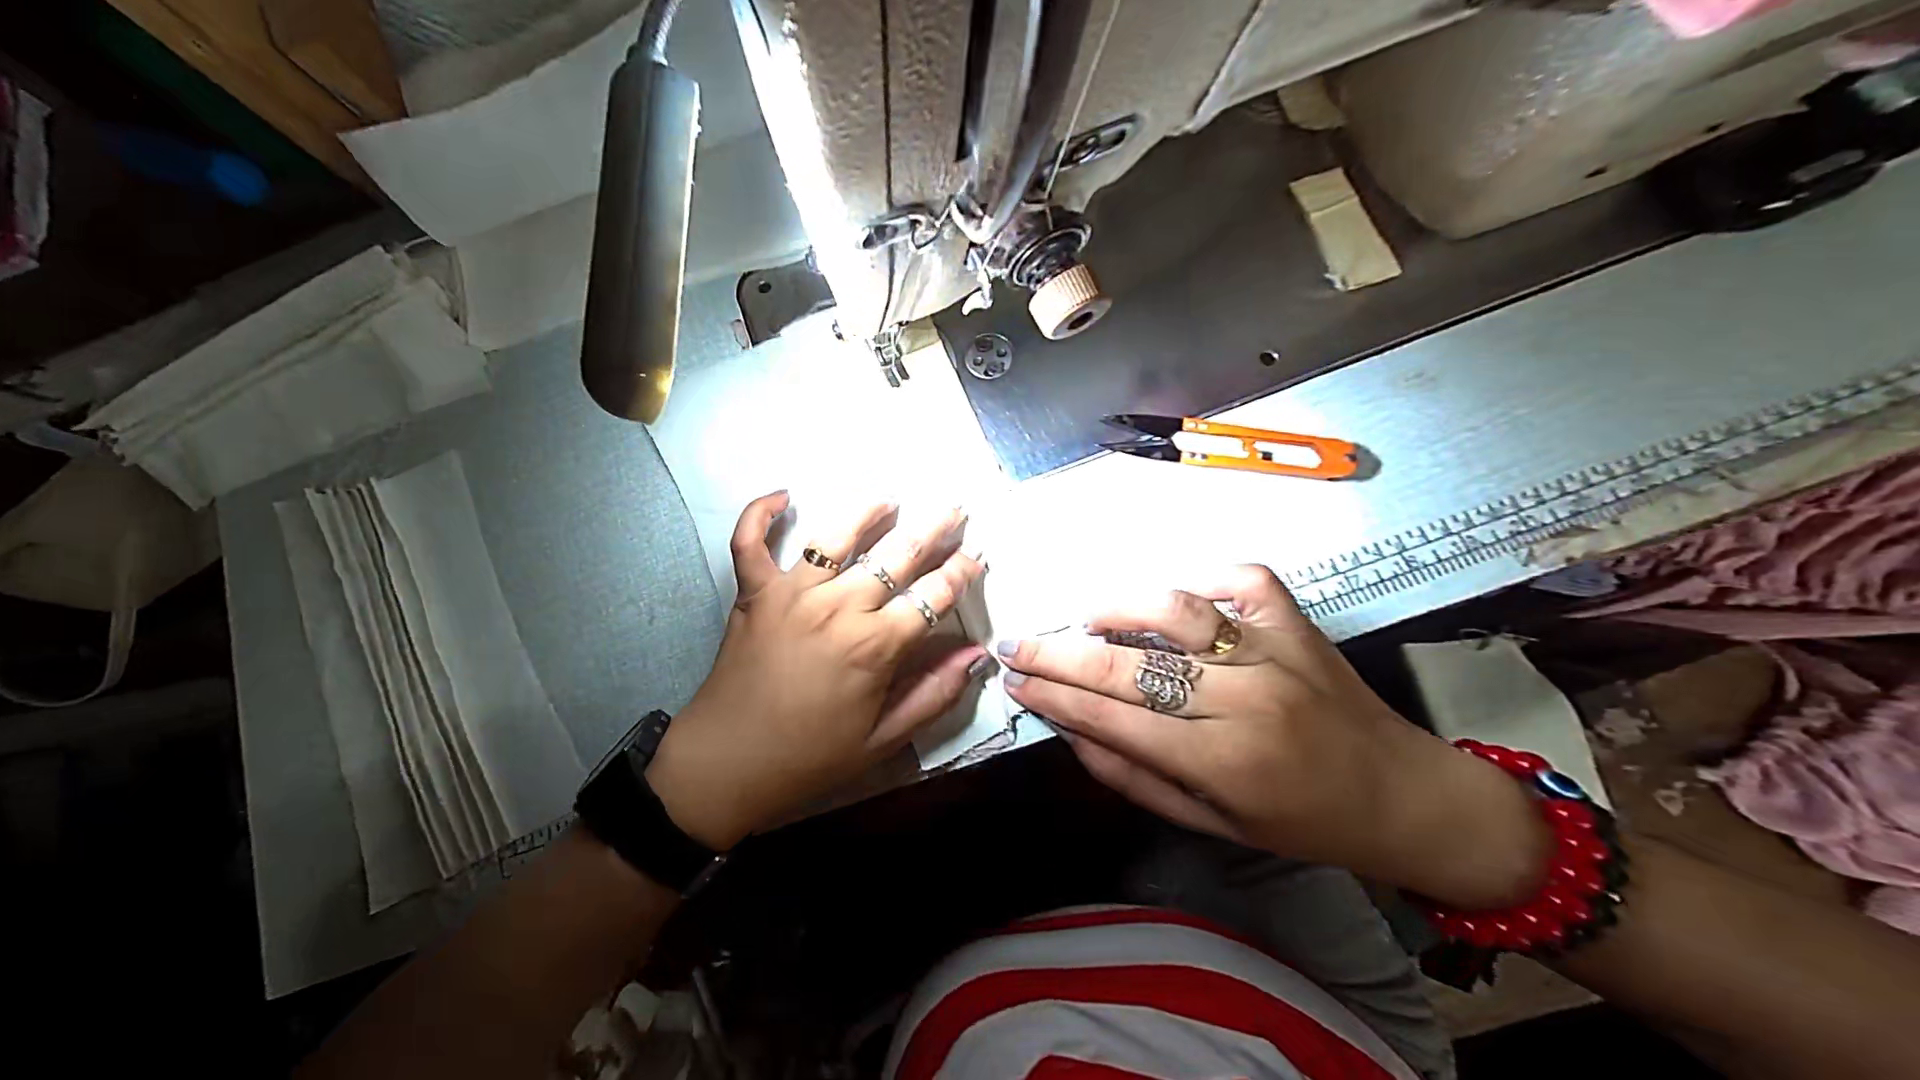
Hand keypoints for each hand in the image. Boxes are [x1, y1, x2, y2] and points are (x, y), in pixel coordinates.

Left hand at [645, 492, 990, 849]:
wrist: (726, 765)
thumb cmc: (810, 757)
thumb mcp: (883, 739)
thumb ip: (935, 693)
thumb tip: (977, 654)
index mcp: (875, 645)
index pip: (932, 595)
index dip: (960, 573)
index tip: (976, 556)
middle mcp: (838, 607)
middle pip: (896, 556)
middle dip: (933, 531)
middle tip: (954, 511)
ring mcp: (791, 594)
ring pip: (835, 539)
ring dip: (866, 514)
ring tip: (889, 501)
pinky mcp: (753, 594)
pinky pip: (750, 543)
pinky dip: (759, 515)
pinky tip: (781, 495)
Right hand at [997, 565, 1550, 908]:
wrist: (1403, 796)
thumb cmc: (1301, 823)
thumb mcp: (1211, 822)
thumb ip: (1134, 777)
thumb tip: (1071, 730)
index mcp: (1226, 760)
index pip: (1116, 718)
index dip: (1055, 697)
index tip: (1014, 680)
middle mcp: (1247, 697)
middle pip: (1132, 664)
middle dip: (1060, 653)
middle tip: (1017, 643)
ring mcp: (1276, 650)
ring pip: (1178, 610)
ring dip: (1119, 608)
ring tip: (1086, 620)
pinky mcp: (1296, 621)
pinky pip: (1241, 580)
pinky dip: (1201, 577)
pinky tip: (1174, 596)